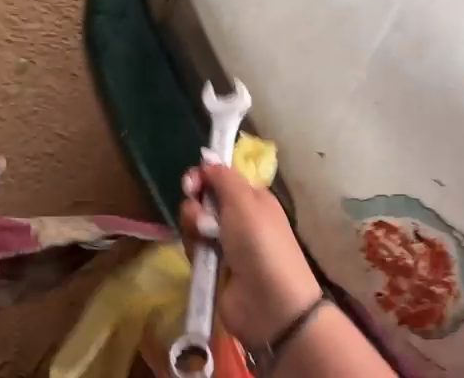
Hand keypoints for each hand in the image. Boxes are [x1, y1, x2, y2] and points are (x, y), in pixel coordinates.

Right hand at [180, 162, 321, 345]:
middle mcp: (238, 218)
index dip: (205, 175)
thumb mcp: (245, 201)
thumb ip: (223, 176)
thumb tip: (208, 158)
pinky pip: (194, 248)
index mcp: (252, 198)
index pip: (222, 177)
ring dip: (193, 223)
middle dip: (196, 200)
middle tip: (197, 209)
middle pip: (205, 198)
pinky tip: (200, 253)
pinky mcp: (213, 268)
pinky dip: (194, 247)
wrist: (269, 304)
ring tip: (203, 234)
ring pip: (196, 222)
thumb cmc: (260, 243)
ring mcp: (225, 244)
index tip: (194, 180)